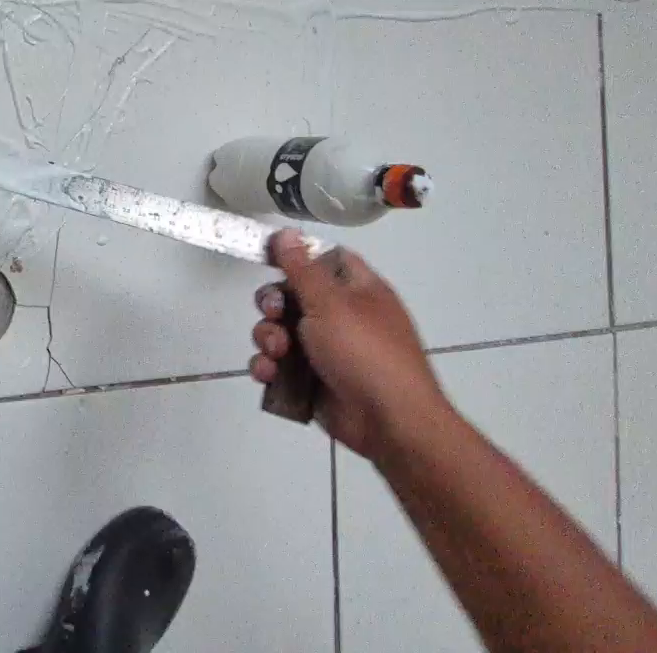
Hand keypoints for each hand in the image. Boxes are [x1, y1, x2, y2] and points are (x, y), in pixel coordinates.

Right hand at [249, 230, 451, 461]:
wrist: (389, 423)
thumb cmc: (365, 353)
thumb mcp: (331, 304)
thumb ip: (301, 268)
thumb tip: (286, 232)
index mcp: (357, 291)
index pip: (324, 258)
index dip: (296, 255)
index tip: (268, 257)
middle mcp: (341, 316)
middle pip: (291, 294)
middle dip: (272, 305)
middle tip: (274, 314)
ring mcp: (325, 349)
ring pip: (278, 330)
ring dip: (268, 338)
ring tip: (276, 353)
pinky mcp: (310, 378)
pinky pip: (277, 363)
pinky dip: (268, 367)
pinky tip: (270, 374)